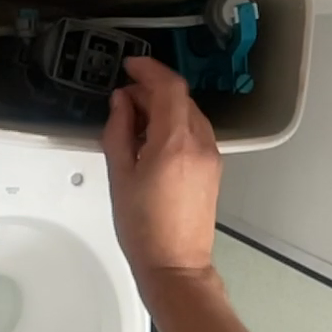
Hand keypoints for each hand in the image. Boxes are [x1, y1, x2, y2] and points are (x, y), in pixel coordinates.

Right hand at [101, 57, 220, 280]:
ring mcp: (211, 156)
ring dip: (164, 108)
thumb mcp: (120, 176)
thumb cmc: (144, 228)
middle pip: (180, 98)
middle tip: (124, 100)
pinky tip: (153, 141)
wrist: (175, 264)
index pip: (169, 88)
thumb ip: (118, 132)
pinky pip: (195, 132)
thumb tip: (120, 103)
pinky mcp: (213, 168)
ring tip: (135, 123)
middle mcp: (200, 144)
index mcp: (174, 143)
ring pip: (189, 114)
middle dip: (152, 91)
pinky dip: (174, 125)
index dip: (149, 70)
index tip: (130, 67)